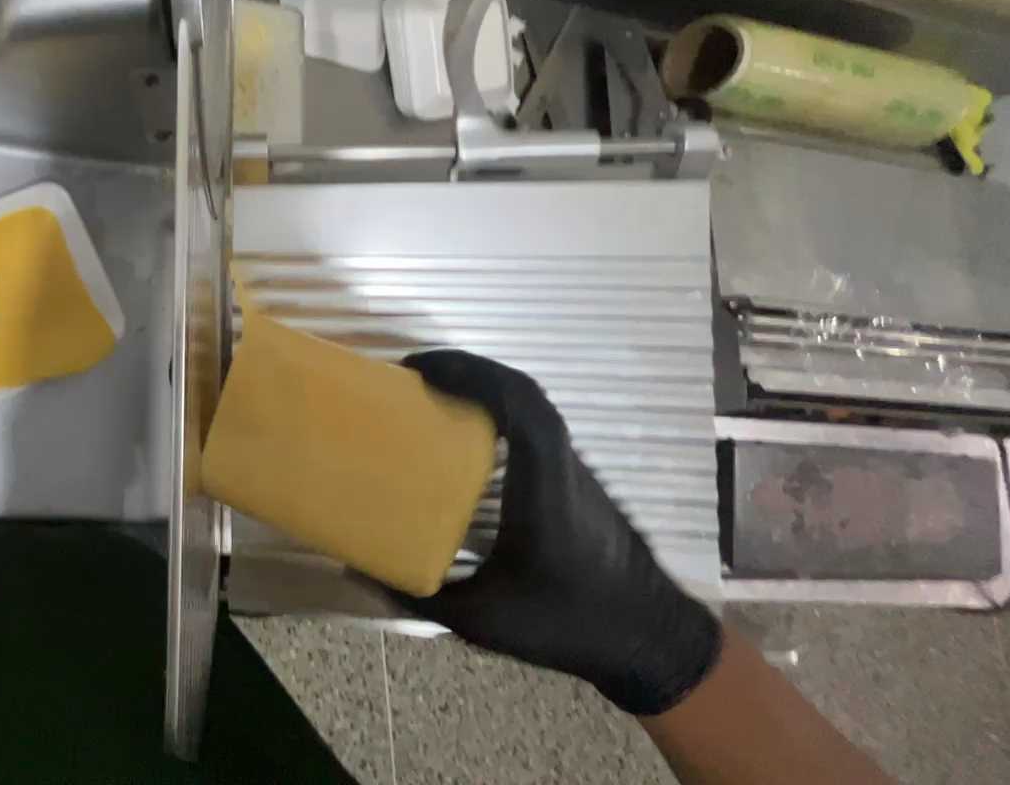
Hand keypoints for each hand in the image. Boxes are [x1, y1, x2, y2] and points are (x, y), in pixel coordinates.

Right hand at [389, 350, 721, 716]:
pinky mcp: (572, 479)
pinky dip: (497, 406)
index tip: (419, 370)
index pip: (520, 406)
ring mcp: (572, 469)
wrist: (653, 641)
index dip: (470, 374)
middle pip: (524, 391)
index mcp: (542, 488)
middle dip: (466, 369)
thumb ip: (417, 595)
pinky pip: (534, 423)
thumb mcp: (482, 622)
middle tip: (414, 374)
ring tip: (433, 392)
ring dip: (482, 384)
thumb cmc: (568, 624)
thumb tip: (356, 568)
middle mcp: (561, 465)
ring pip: (532, 403)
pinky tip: (464, 428)